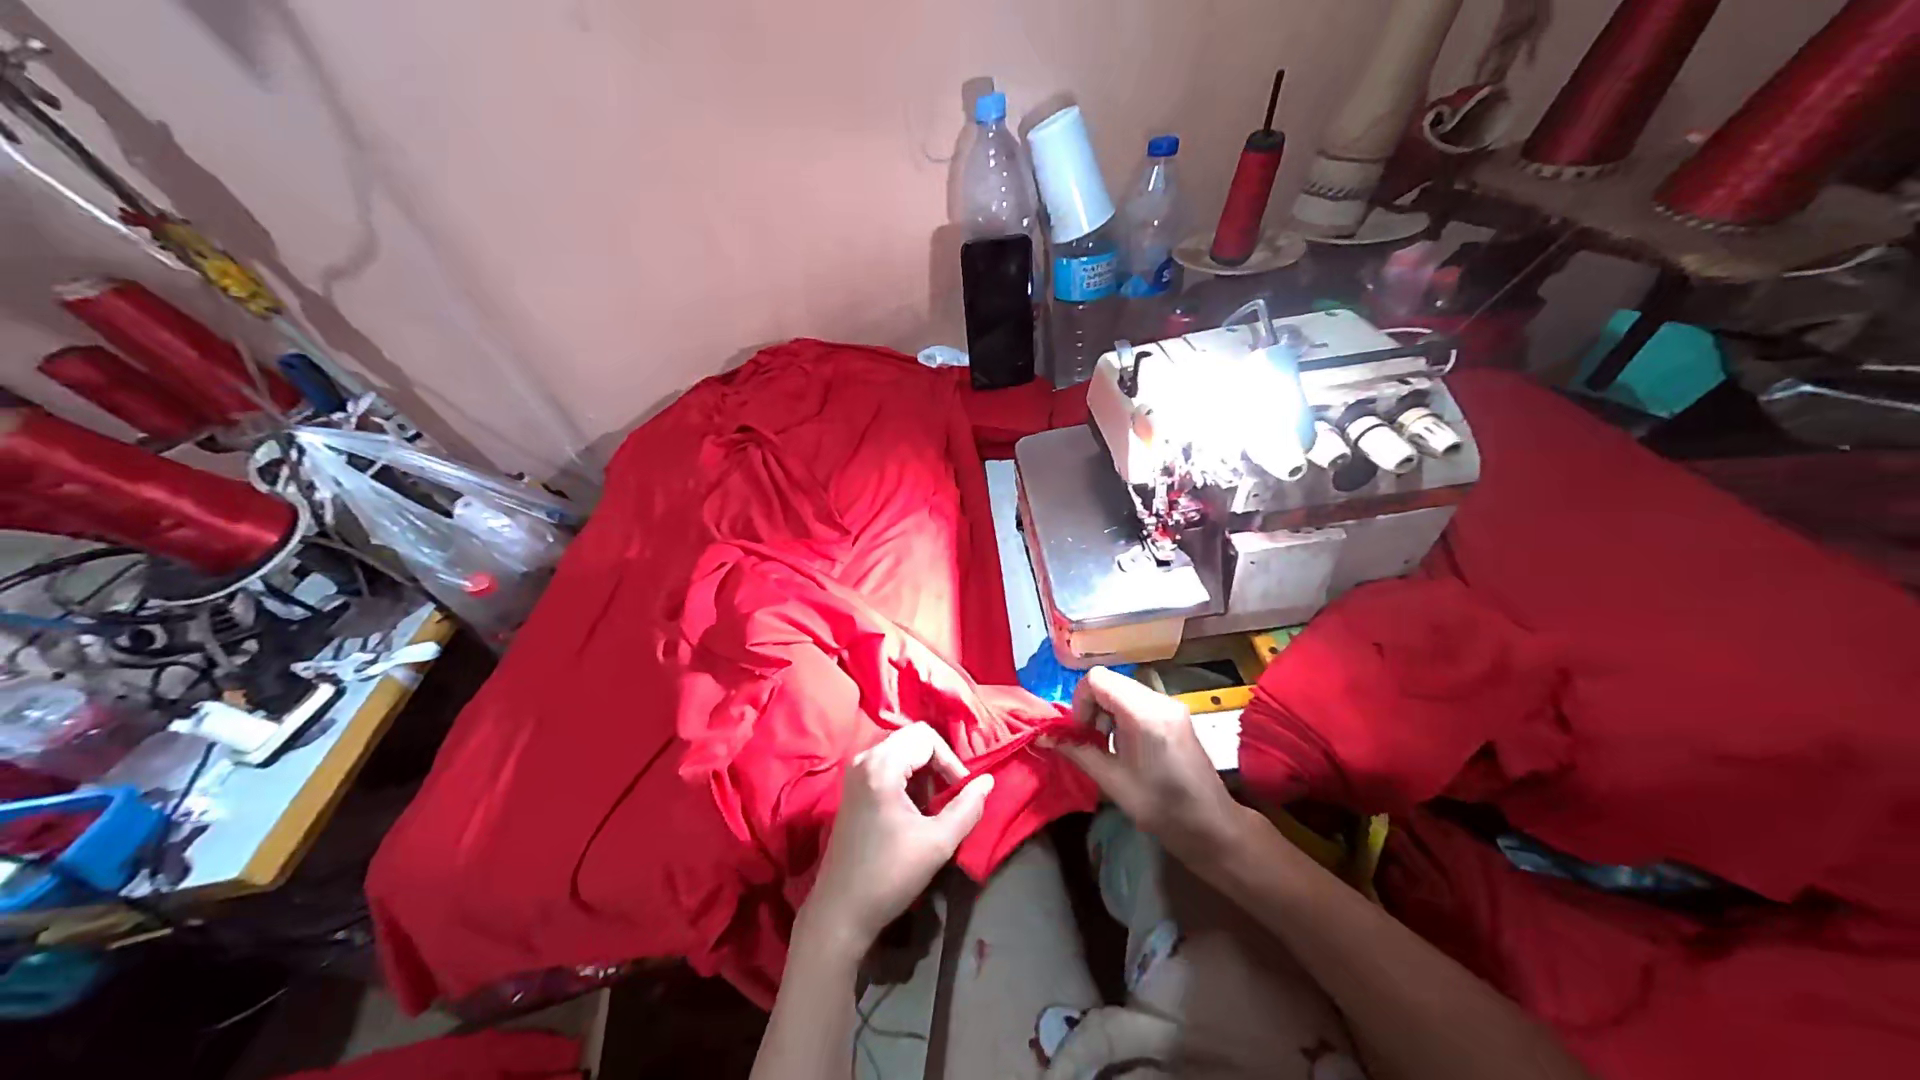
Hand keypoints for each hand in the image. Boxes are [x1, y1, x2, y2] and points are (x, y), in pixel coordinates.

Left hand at [800, 723, 995, 953]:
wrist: (840, 912)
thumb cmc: (890, 875)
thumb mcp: (938, 842)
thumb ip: (968, 807)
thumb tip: (987, 781)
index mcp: (881, 765)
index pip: (926, 737)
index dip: (951, 761)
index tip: (961, 793)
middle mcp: (863, 759)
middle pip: (912, 739)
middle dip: (938, 763)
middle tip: (951, 797)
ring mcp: (854, 774)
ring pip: (901, 752)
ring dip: (924, 773)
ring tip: (934, 808)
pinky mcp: (852, 790)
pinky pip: (887, 767)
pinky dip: (907, 780)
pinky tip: (914, 812)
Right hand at [1050, 667, 1247, 867]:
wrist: (1212, 827)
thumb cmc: (1161, 808)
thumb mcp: (1112, 781)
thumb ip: (1078, 752)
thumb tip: (1045, 737)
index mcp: (1144, 713)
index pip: (1097, 679)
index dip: (1079, 701)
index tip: (1081, 732)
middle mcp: (1159, 700)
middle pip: (1110, 682)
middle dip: (1091, 707)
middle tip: (1090, 741)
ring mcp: (1171, 705)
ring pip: (1123, 690)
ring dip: (1106, 711)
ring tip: (1107, 746)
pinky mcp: (1176, 714)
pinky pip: (1138, 701)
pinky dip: (1122, 715)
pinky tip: (1125, 745)